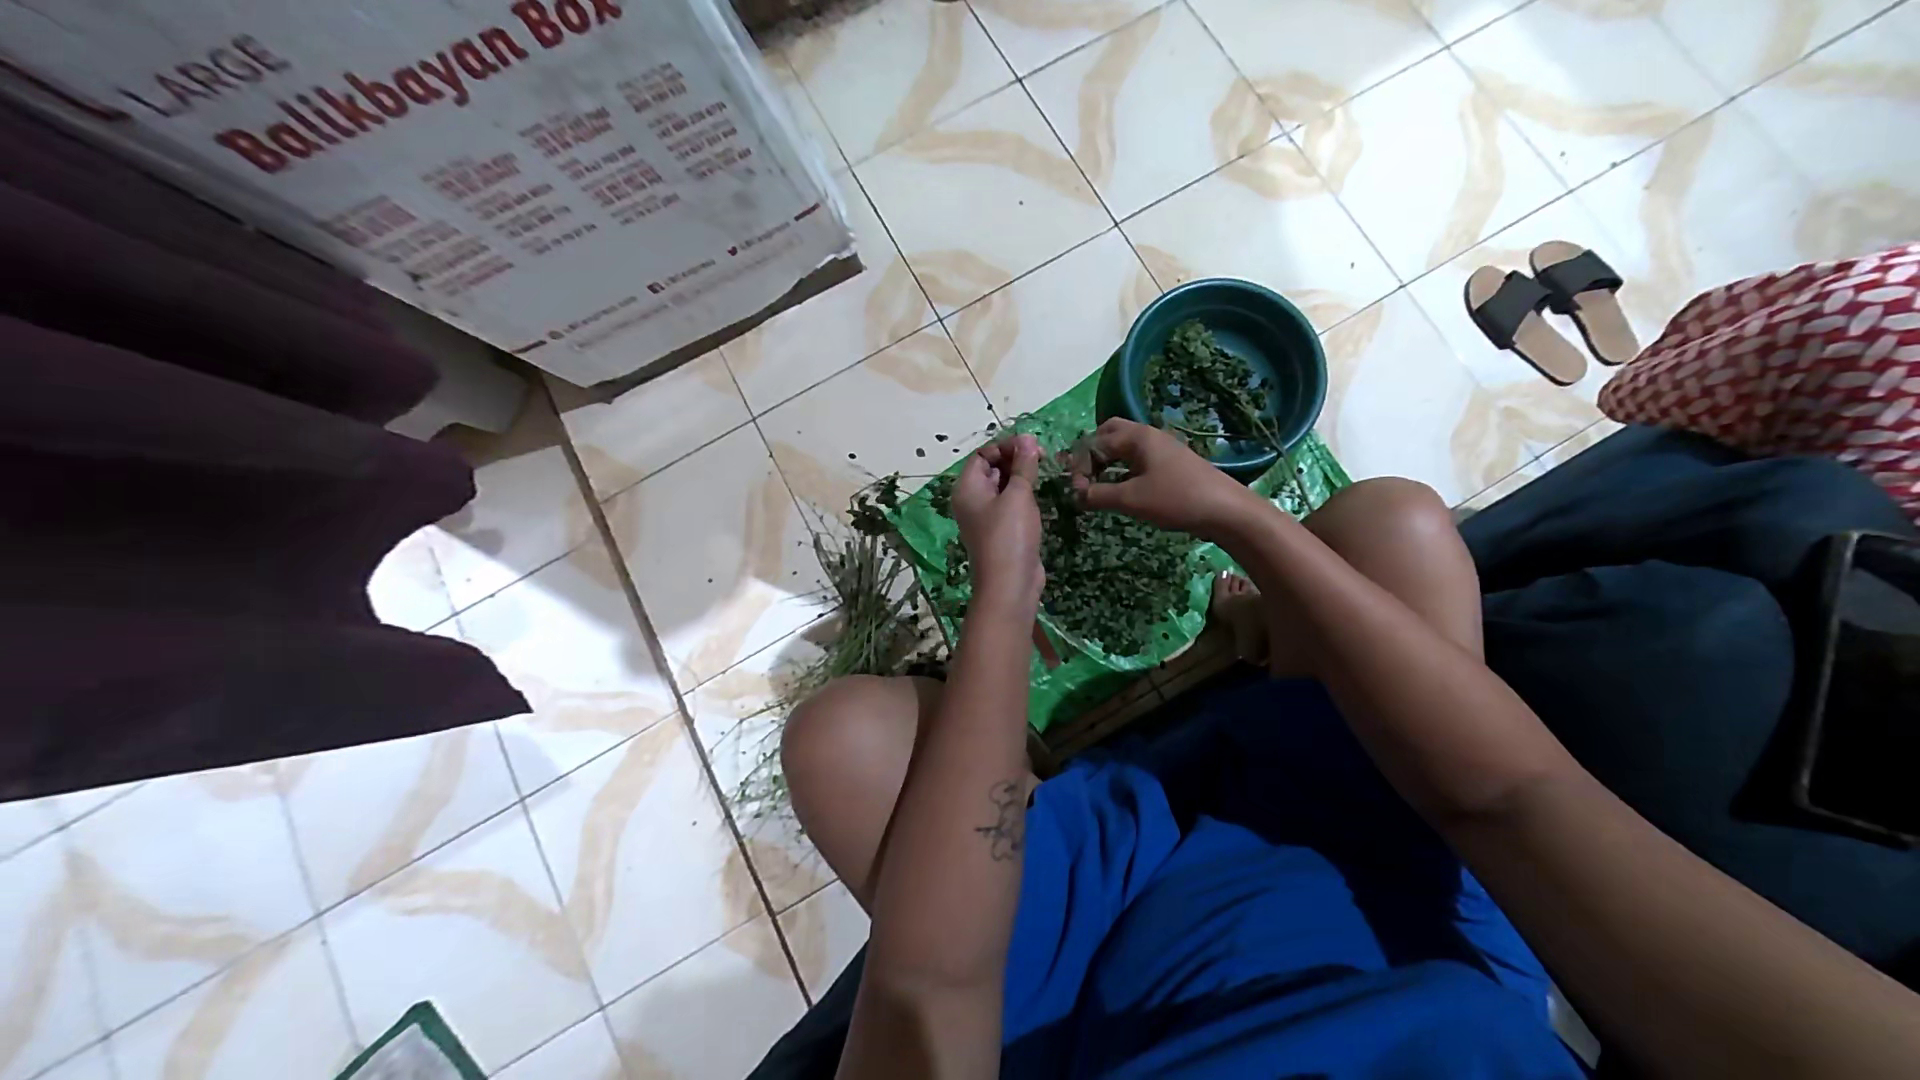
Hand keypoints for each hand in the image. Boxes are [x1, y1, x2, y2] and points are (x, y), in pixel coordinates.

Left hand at [952, 435, 1045, 619]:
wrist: (1010, 584)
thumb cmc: (1009, 536)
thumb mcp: (1018, 495)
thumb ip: (1023, 465)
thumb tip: (1026, 438)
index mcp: (966, 488)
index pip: (982, 455)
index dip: (1005, 446)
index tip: (1032, 446)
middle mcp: (971, 500)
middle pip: (991, 469)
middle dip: (1015, 459)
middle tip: (1042, 456)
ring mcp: (986, 517)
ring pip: (1002, 487)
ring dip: (1021, 477)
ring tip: (1044, 471)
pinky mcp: (1001, 531)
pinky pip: (1010, 504)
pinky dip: (1022, 496)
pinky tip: (1040, 494)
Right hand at [1070, 418, 1258, 537]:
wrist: (1226, 510)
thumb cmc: (1176, 499)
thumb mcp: (1131, 499)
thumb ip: (1097, 495)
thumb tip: (1075, 494)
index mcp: (1136, 437)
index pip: (1093, 442)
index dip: (1079, 466)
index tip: (1076, 492)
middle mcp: (1146, 435)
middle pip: (1107, 434)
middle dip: (1090, 455)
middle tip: (1084, 479)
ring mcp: (1160, 448)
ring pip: (1122, 446)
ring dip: (1105, 462)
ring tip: (1096, 486)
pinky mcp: (1168, 463)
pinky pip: (1135, 458)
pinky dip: (1120, 469)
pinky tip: (1119, 489)